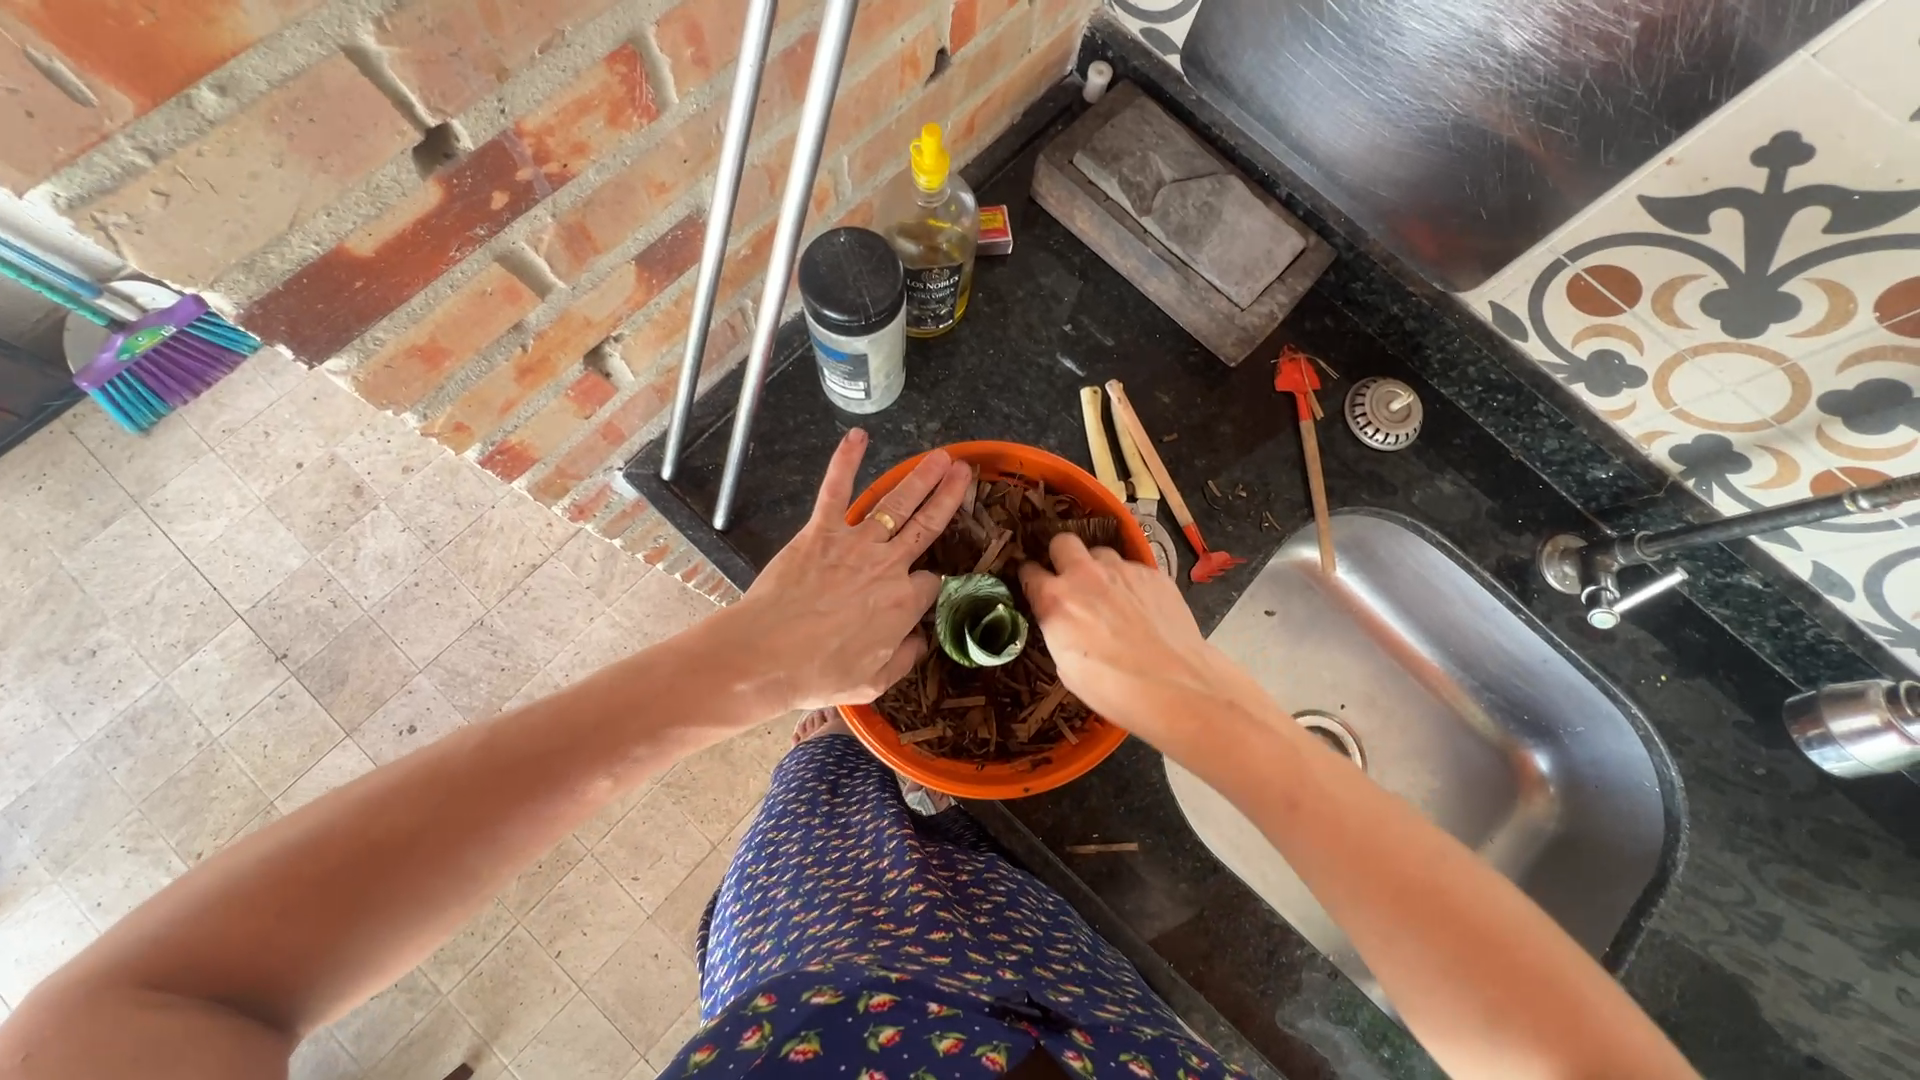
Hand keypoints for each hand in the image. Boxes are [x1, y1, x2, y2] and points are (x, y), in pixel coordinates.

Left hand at [733, 429, 971, 710]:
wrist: (765, 656)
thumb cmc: (819, 674)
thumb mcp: (874, 682)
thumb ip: (904, 658)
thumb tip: (920, 640)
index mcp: (904, 604)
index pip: (931, 583)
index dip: (930, 585)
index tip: (923, 590)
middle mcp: (887, 566)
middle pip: (927, 526)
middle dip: (949, 498)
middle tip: (966, 472)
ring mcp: (854, 544)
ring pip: (895, 504)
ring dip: (920, 478)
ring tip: (940, 457)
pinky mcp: (820, 532)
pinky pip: (836, 491)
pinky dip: (845, 463)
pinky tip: (858, 437)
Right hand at [1019, 534, 1263, 742]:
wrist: (1173, 684)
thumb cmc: (1113, 688)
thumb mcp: (1066, 666)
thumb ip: (1058, 630)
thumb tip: (1063, 622)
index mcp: (1054, 600)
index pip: (1028, 571)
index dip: (1031, 577)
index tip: (1035, 584)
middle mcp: (1084, 575)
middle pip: (1063, 542)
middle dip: (1062, 555)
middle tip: (1071, 577)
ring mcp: (1121, 570)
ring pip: (1101, 553)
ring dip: (1100, 569)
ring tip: (1111, 594)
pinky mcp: (1152, 573)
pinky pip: (1133, 569)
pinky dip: (1131, 582)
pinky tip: (1141, 606)